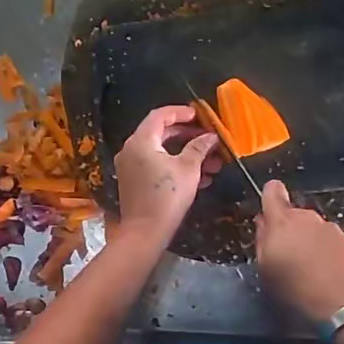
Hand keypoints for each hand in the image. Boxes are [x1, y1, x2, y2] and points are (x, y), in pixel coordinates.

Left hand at [113, 105, 220, 240]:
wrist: (145, 230)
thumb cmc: (167, 196)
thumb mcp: (188, 169)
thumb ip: (199, 148)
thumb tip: (210, 137)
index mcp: (141, 141)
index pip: (159, 116)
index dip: (180, 112)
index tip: (199, 115)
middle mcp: (131, 150)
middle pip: (160, 133)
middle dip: (188, 135)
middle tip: (209, 138)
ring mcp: (130, 166)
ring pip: (161, 151)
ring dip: (186, 153)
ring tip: (213, 162)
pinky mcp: (134, 181)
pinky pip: (156, 165)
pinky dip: (176, 165)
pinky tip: (201, 176)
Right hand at [255, 179, 343, 321]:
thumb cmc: (296, 287)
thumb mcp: (266, 268)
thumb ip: (262, 240)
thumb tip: (263, 223)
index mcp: (282, 221)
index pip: (272, 192)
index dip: (270, 195)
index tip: (268, 209)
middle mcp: (309, 218)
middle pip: (295, 215)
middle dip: (290, 229)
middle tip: (287, 255)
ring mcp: (334, 230)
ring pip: (315, 230)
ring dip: (311, 242)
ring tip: (310, 269)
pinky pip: (334, 243)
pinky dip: (329, 253)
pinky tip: (329, 274)